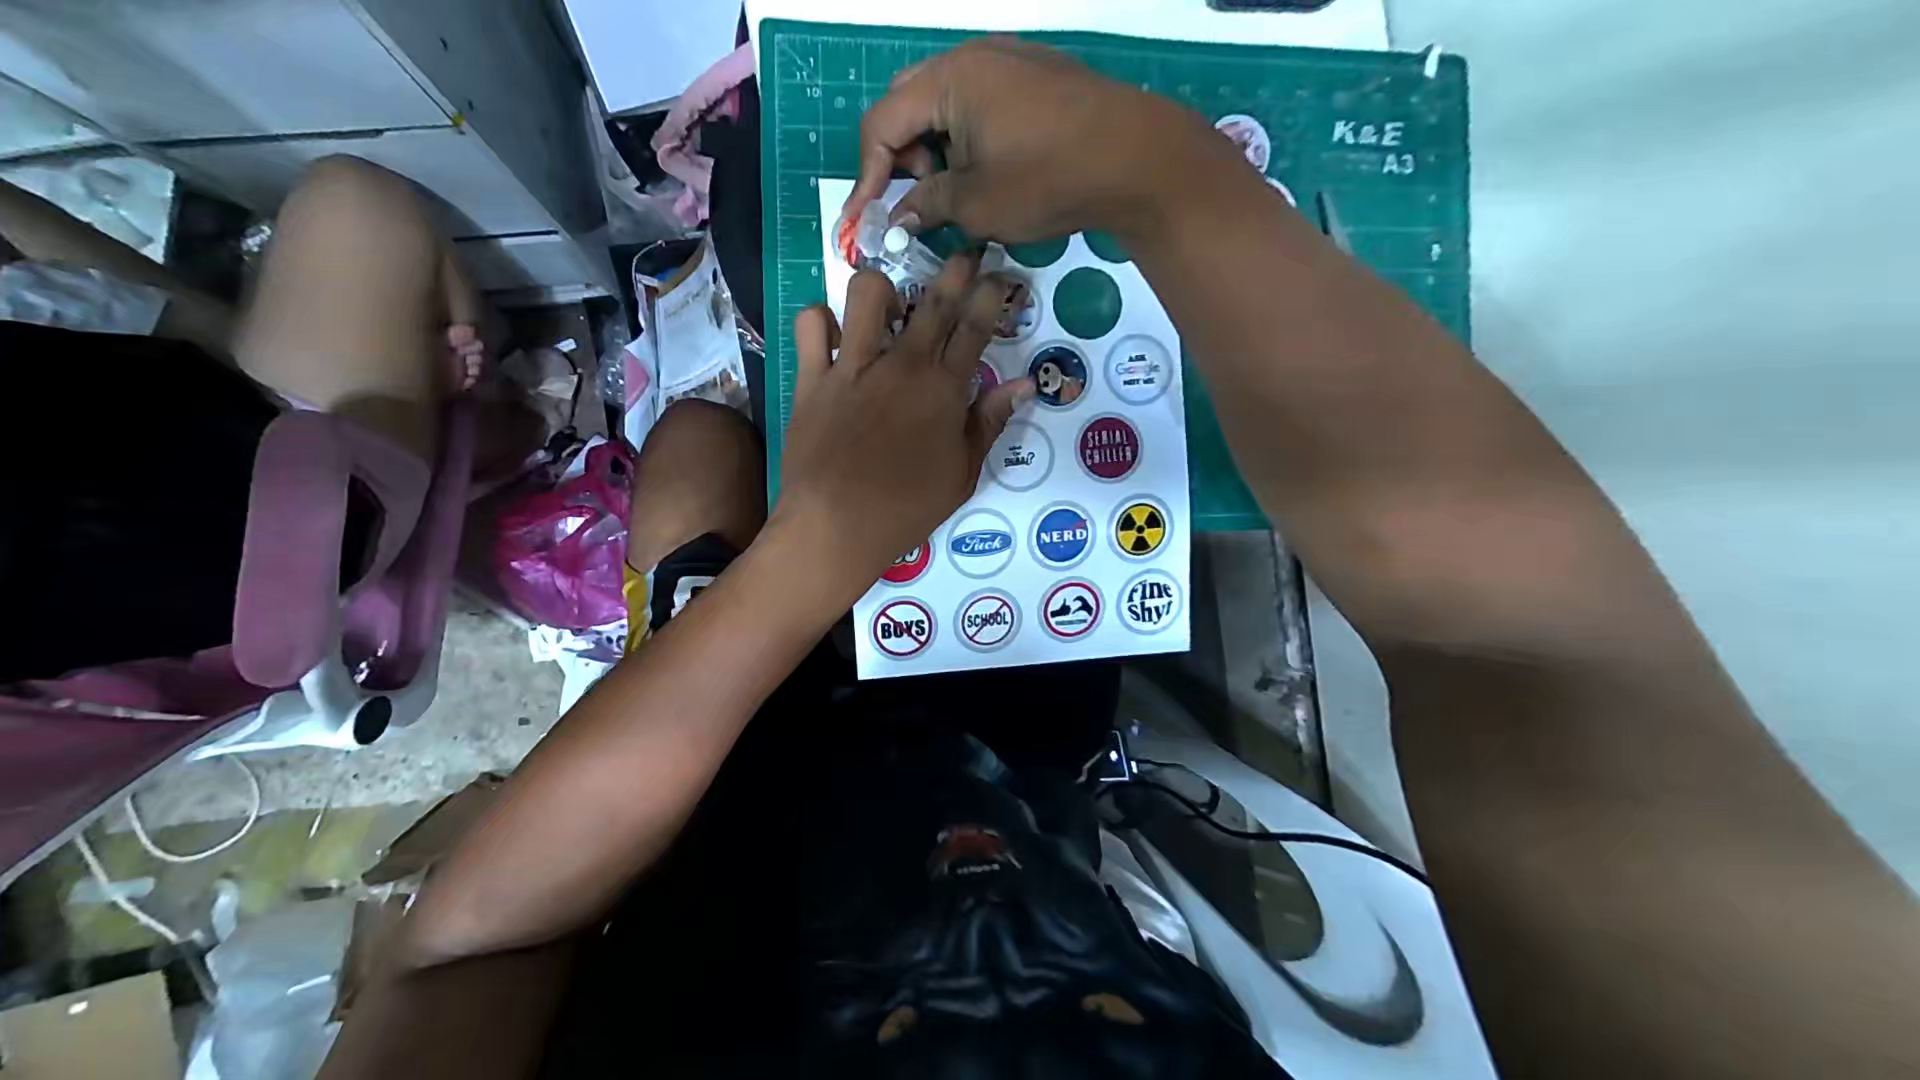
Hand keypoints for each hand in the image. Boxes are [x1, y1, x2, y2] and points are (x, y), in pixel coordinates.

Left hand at [772, 253, 1032, 593]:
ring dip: (884, 288)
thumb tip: (1024, 384)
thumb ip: (990, 422)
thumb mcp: (962, 473)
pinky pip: (811, 325)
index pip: (976, 327)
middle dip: (955, 268)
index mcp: (944, 389)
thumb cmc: (908, 507)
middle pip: (933, 300)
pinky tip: (834, 335)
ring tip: (890, 307)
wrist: (837, 526)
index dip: (992, 295)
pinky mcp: (812, 378)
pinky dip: (822, 321)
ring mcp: (853, 367)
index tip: (1001, 275)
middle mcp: (901, 365)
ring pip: (868, 293)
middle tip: (966, 252)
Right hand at [843, 38, 1244, 247]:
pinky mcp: (1036, 78)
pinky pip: (981, 105)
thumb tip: (900, 216)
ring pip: (946, 105)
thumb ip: (927, 205)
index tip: (865, 220)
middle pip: (910, 104)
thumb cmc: (1047, 180)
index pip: (882, 123)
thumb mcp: (976, 204)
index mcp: (949, 78)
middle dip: (902, 158)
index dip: (867, 176)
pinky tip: (987, 174)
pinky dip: (968, 141)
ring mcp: (1009, 61)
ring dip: (936, 151)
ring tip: (957, 194)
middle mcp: (974, 56)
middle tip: (919, 199)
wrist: (1135, 160)